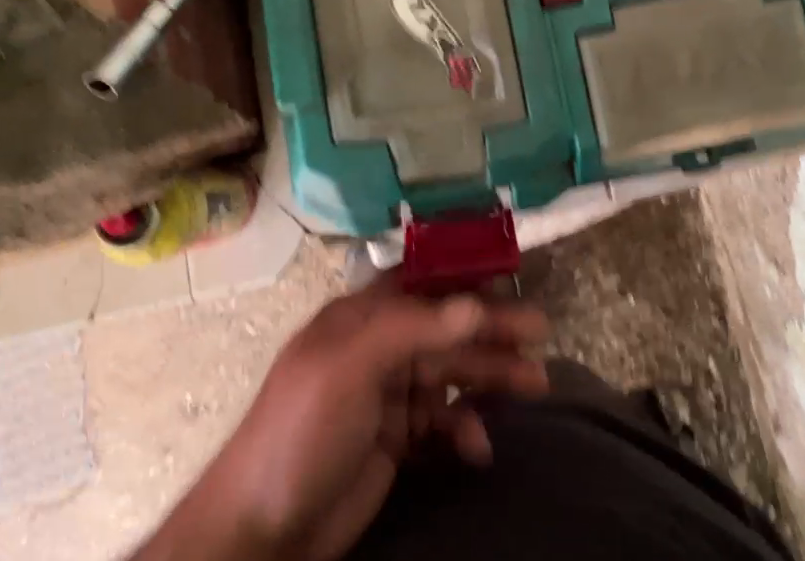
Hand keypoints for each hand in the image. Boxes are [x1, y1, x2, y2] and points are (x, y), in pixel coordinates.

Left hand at [137, 279, 549, 560]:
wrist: (263, 528)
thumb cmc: (300, 431)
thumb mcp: (349, 368)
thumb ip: (411, 329)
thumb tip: (475, 302)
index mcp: (360, 319)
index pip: (421, 285)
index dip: (465, 279)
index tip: (513, 277)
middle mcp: (378, 350)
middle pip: (446, 331)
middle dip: (492, 332)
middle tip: (541, 334)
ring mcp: (389, 396)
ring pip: (452, 376)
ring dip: (492, 378)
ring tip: (537, 385)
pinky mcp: (398, 441)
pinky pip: (444, 424)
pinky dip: (465, 431)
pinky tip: (478, 447)